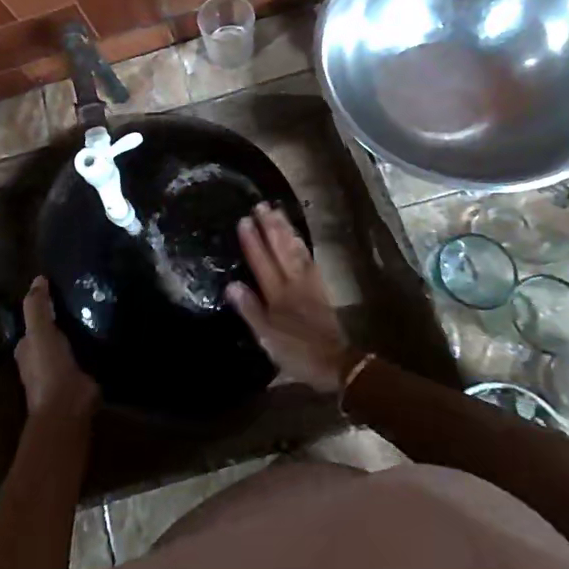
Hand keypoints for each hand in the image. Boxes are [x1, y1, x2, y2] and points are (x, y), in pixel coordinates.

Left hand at [16, 278, 98, 422]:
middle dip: (63, 319)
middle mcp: (40, 359)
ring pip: (70, 343)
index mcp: (27, 348)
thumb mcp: (39, 332)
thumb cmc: (48, 367)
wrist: (68, 406)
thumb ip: (37, 306)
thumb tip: (38, 278)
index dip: (45, 307)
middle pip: (52, 332)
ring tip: (99, 310)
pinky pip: (86, 355)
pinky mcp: (81, 377)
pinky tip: (106, 333)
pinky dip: (92, 346)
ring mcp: (61, 370)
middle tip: (85, 297)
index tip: (62, 289)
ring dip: (79, 332)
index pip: (34, 322)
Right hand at [228, 204, 358, 392]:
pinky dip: (301, 245)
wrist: (337, 364)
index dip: (253, 241)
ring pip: (295, 251)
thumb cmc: (297, 352)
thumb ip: (250, 310)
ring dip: (285, 230)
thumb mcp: (267, 337)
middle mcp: (293, 283)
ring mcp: (308, 284)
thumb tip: (232, 284)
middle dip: (270, 227)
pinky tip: (296, 237)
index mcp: (277, 295)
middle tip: (261, 205)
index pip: (261, 262)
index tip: (244, 219)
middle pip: (280, 250)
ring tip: (277, 212)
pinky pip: (309, 260)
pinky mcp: (320, 289)